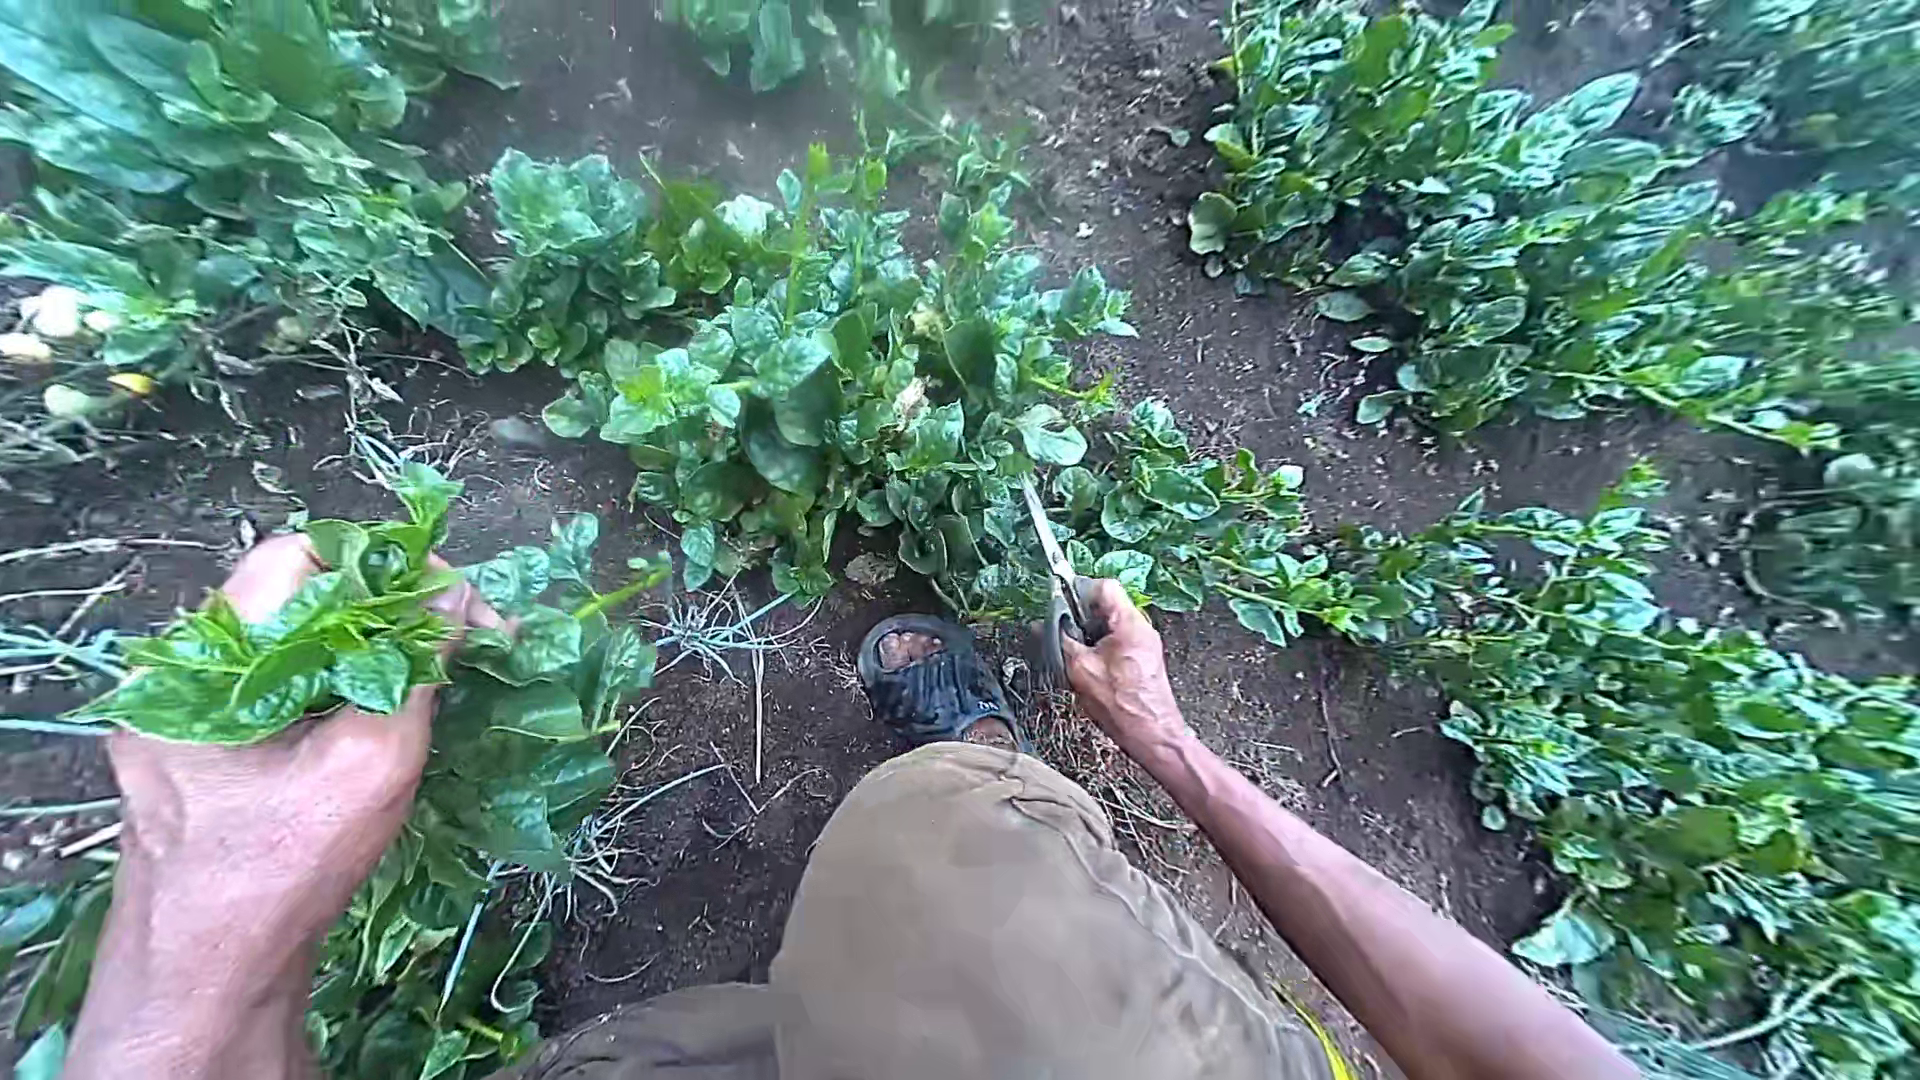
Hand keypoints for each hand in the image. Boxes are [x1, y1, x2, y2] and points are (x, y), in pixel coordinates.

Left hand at [65, 534, 496, 1079]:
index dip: (384, 559)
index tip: (453, 593)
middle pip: (313, 591)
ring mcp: (203, 702)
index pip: (296, 558)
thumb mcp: (376, 752)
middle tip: (477, 629)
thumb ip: (417, 663)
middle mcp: (191, 672)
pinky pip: (307, 666)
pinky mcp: (224, 728)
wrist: (217, 965)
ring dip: (395, 633)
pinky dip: (370, 663)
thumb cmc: (295, 857)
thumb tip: (458, 591)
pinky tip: (417, 686)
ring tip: (463, 654)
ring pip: (316, 629)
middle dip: (406, 600)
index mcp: (206, 669)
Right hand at [1060, 579, 1192, 760]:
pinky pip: (1117, 638)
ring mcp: (1145, 641)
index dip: (1080, 590)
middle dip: (1081, 616)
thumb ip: (1060, 640)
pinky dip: (1100, 645)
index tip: (1062, 606)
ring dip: (1089, 633)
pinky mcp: (1143, 656)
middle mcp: (1141, 627)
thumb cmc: (1121, 704)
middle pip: (1106, 604)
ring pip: (1110, 622)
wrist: (1151, 734)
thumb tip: (1041, 625)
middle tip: (1065, 633)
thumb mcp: (1080, 668)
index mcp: (1129, 623)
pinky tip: (1090, 666)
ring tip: (1077, 653)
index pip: (1105, 586)